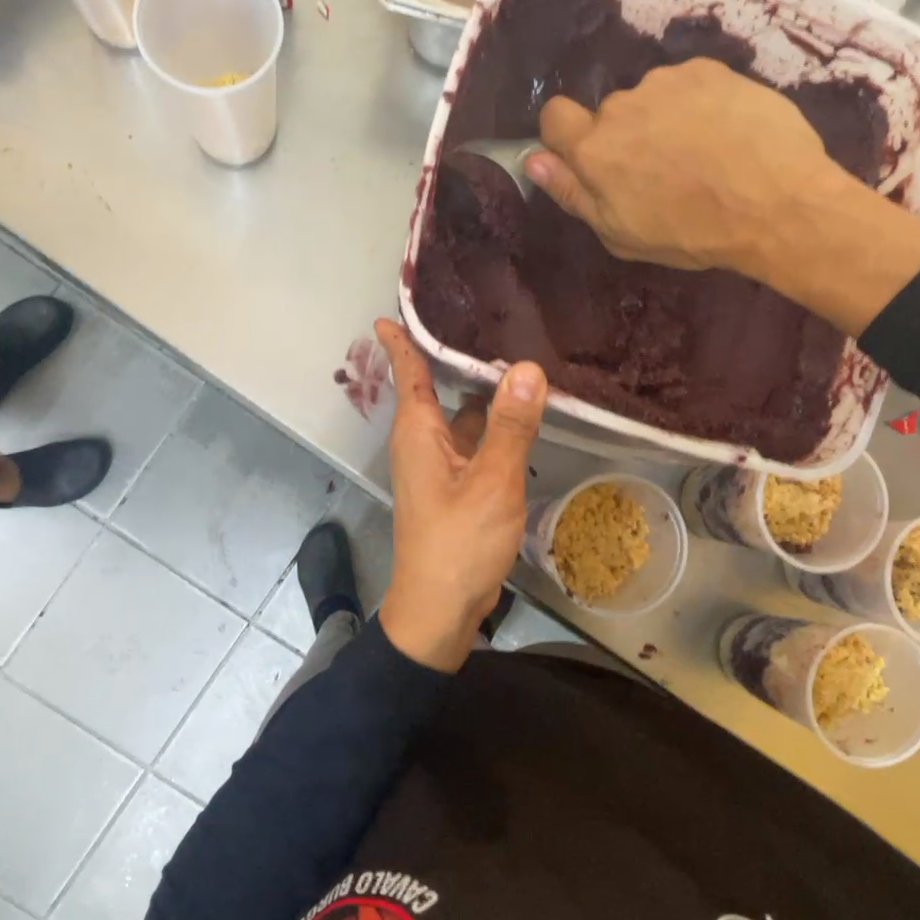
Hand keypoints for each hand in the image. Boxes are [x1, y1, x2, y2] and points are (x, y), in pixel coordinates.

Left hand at [374, 319, 544, 672]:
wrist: (439, 610)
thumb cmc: (457, 544)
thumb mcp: (491, 482)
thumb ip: (510, 426)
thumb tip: (527, 366)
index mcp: (419, 432)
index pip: (407, 371)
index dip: (401, 339)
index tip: (393, 308)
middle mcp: (424, 443)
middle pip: (437, 388)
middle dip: (456, 357)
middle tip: (489, 317)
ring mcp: (440, 468)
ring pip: (461, 418)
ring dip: (482, 394)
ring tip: (519, 358)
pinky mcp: (457, 490)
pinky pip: (473, 444)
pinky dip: (493, 427)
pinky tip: (522, 417)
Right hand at [524, 58, 919, 335]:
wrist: (777, 204)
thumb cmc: (693, 233)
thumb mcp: (621, 234)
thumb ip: (572, 194)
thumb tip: (532, 161)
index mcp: (593, 151)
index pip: (554, 117)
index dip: (565, 135)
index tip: (588, 156)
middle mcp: (622, 106)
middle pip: (609, 114)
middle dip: (625, 137)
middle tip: (660, 172)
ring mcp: (668, 83)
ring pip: (650, 99)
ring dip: (663, 120)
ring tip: (700, 155)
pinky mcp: (710, 69)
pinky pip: (688, 85)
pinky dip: (698, 106)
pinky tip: (724, 134)